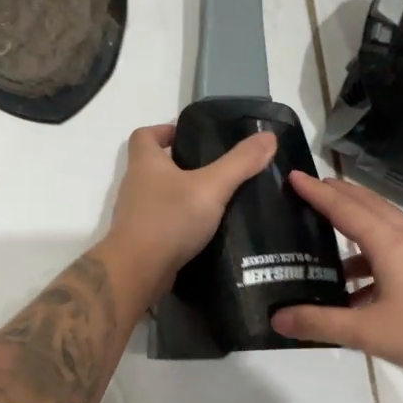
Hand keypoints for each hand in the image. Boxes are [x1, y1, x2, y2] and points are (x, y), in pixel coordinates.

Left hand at [105, 123, 276, 280]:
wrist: (137, 272)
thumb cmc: (169, 220)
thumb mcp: (211, 187)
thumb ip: (240, 163)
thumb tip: (268, 137)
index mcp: (144, 164)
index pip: (144, 136)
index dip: (162, 131)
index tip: (186, 136)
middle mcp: (134, 186)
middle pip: (152, 167)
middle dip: (178, 165)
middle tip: (212, 169)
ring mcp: (135, 216)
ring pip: (158, 198)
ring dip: (180, 196)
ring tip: (213, 201)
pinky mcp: (141, 242)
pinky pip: (161, 224)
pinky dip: (178, 224)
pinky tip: (202, 232)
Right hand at [270, 172, 402, 376]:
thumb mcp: (367, 332)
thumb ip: (320, 324)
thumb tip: (277, 319)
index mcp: (388, 244)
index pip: (344, 209)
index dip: (316, 193)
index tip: (293, 177)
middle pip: (367, 206)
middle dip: (337, 195)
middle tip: (307, 191)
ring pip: (381, 228)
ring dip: (353, 224)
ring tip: (323, 235)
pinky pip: (390, 251)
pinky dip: (366, 255)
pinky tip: (351, 287)